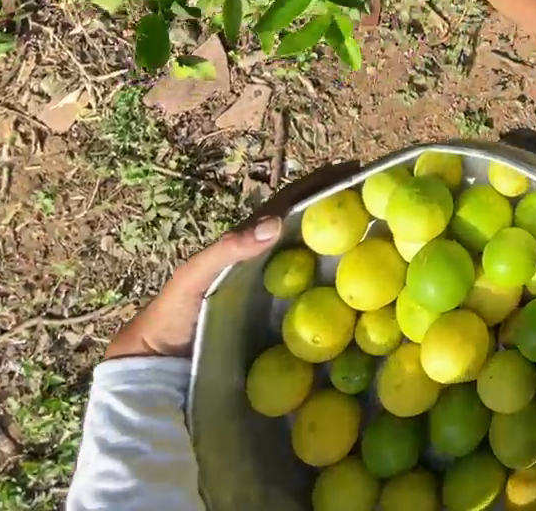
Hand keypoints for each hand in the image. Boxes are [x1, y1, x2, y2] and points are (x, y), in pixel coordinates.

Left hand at [102, 162, 358, 360]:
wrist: (158, 367)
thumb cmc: (173, 315)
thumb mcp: (194, 277)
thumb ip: (227, 249)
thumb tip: (276, 222)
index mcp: (248, 241)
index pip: (290, 204)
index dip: (319, 184)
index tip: (352, 169)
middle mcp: (268, 259)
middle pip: (309, 226)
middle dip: (340, 206)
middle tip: (377, 195)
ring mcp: (275, 288)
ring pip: (316, 256)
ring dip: (343, 239)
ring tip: (378, 230)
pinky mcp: (280, 315)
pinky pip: (314, 291)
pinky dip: (336, 279)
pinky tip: (359, 280)